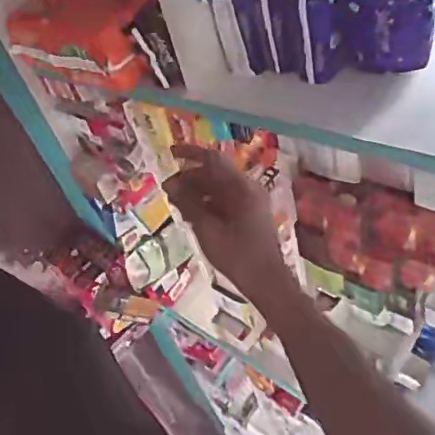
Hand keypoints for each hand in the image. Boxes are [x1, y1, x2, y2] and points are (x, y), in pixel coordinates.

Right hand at [163, 144, 296, 303]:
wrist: (266, 281)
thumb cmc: (237, 256)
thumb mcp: (207, 229)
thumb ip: (188, 203)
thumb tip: (170, 183)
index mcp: (242, 187)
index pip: (213, 160)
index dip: (190, 153)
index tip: (170, 153)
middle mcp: (248, 188)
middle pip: (215, 173)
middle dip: (190, 177)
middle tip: (167, 189)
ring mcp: (250, 201)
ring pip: (219, 187)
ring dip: (197, 191)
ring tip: (176, 202)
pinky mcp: (249, 213)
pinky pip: (225, 199)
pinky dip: (207, 202)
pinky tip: (191, 213)